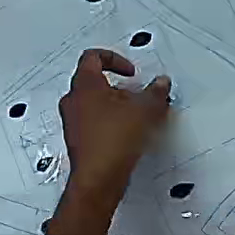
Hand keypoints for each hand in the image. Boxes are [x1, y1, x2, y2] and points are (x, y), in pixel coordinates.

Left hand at [58, 49, 171, 204]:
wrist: (98, 178)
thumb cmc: (110, 143)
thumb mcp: (144, 109)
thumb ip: (155, 92)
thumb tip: (161, 84)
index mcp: (84, 85)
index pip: (92, 57)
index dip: (114, 59)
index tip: (129, 70)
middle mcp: (73, 102)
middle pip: (93, 82)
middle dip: (119, 86)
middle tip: (136, 94)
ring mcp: (73, 123)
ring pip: (93, 104)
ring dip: (115, 106)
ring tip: (135, 116)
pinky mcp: (78, 141)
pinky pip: (93, 124)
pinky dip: (109, 123)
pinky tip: (127, 135)